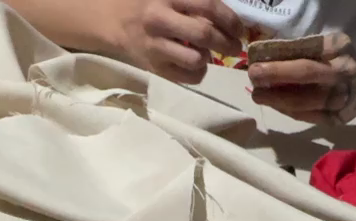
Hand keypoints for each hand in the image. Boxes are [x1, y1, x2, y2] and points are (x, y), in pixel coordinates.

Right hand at [115, 0, 246, 83]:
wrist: (115, 20)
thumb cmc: (150, 2)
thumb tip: (226, 11)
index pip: (207, 6)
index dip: (230, 19)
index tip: (240, 29)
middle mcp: (160, 20)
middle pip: (204, 34)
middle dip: (227, 42)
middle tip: (236, 47)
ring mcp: (156, 47)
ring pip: (196, 60)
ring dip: (209, 59)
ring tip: (210, 54)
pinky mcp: (155, 68)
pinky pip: (187, 77)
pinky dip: (199, 72)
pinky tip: (197, 64)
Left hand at [247, 32, 355, 122]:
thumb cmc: (340, 64)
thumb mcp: (329, 49)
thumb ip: (304, 51)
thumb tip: (268, 57)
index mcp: (339, 47)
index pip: (305, 50)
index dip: (280, 57)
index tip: (256, 60)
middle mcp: (344, 70)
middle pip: (306, 73)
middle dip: (276, 75)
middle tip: (254, 76)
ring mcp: (342, 97)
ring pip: (305, 100)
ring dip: (278, 99)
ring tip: (258, 95)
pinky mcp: (338, 119)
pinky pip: (308, 116)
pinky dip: (289, 111)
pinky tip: (275, 106)